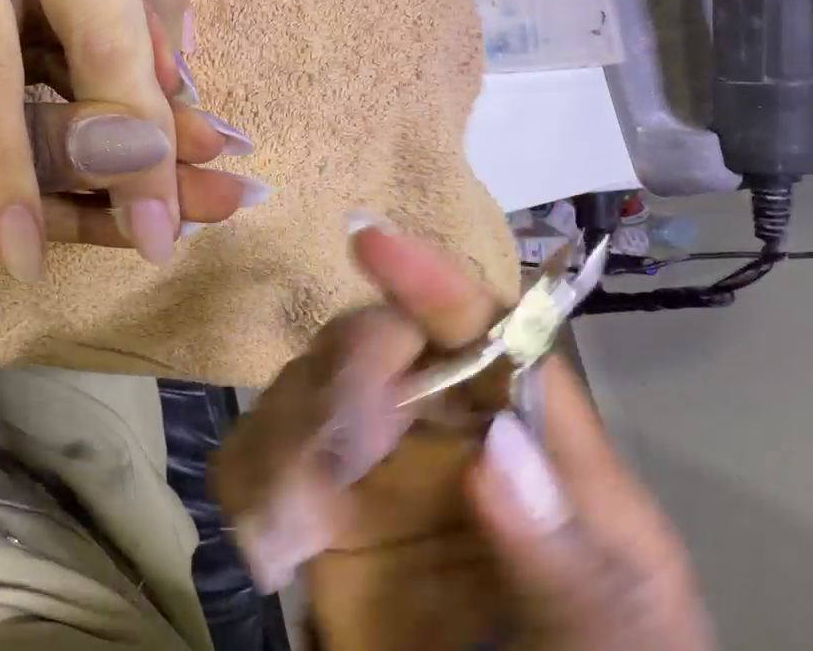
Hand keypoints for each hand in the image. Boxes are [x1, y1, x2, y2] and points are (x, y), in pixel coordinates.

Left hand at [0, 0, 252, 386]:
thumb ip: (16, 150)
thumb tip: (139, 142)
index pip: (25, 30)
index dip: (111, 85)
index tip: (192, 128)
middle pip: (56, 72)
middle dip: (144, 120)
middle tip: (227, 153)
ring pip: (51, 126)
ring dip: (130, 162)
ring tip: (223, 183)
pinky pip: (23, 175)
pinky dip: (85, 200)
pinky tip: (154, 212)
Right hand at [215, 223, 713, 650]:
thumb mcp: (607, 642)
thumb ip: (568, 560)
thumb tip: (497, 451)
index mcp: (528, 456)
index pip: (485, 341)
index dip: (434, 285)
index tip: (372, 244)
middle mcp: (434, 443)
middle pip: (367, 350)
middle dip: (340, 383)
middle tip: (336, 452)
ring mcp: (362, 474)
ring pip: (294, 394)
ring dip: (283, 446)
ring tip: (299, 528)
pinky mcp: (302, 505)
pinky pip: (248, 454)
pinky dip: (249, 483)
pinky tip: (275, 539)